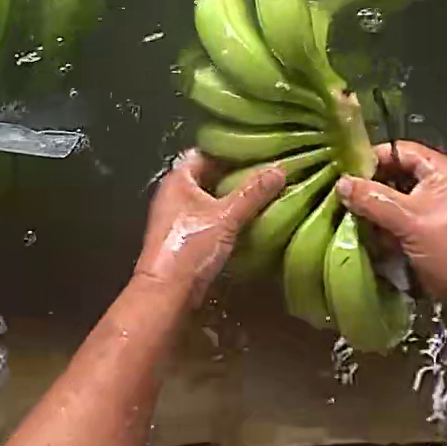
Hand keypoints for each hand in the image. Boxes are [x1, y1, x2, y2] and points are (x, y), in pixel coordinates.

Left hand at [136, 151, 284, 300]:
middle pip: (209, 176)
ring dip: (233, 198)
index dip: (229, 151)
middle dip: (236, 175)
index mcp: (178, 179)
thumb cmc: (189, 247)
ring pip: (211, 199)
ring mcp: (179, 217)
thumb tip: (280, 169)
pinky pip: (210, 219)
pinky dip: (228, 217)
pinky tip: (250, 220)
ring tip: (265, 194)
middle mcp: (175, 193)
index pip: (205, 152)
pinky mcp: (186, 238)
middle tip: (266, 173)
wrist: (166, 294)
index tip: (257, 151)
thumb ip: (253, 192)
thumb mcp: (226, 216)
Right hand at [335, 141, 446, 306]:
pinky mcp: (431, 233)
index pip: (400, 150)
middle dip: (370, 187)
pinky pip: (400, 220)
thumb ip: (372, 199)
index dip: (372, 158)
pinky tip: (370, 237)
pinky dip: (385, 226)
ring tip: (354, 220)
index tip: (346, 173)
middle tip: (345, 199)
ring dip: (375, 210)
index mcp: (443, 172)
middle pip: (395, 175)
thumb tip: (340, 182)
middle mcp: (440, 186)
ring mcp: (437, 211)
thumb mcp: (409, 221)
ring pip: (395, 200)